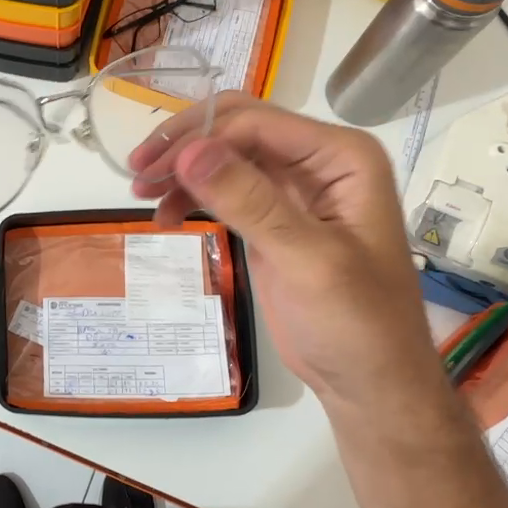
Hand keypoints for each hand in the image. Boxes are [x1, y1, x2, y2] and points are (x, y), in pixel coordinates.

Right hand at [127, 95, 437, 404]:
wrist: (369, 383)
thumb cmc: (357, 324)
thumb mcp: (307, 261)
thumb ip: (251, 202)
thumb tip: (190, 152)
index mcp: (342, 158)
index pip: (257, 123)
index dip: (201, 137)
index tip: (153, 170)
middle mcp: (318, 161)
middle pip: (237, 128)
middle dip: (185, 144)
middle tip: (137, 172)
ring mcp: (293, 189)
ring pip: (224, 155)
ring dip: (181, 169)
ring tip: (141, 195)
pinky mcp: (271, 217)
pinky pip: (223, 188)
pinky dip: (191, 195)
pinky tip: (165, 217)